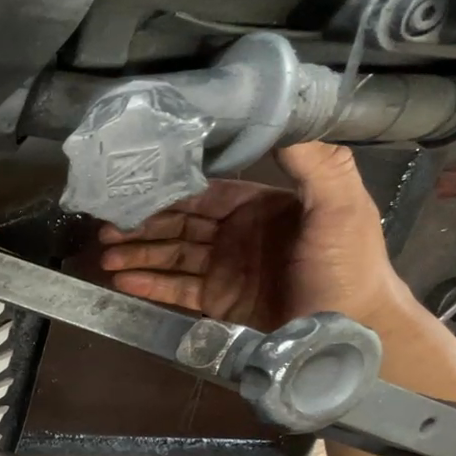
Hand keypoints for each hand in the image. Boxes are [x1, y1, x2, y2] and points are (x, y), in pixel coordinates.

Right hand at [94, 142, 416, 336]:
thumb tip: (286, 126)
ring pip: (171, 257)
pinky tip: (123, 282)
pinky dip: (148, 285)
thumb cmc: (346, 266)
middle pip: (180, 226)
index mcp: (265, 208)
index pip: (208, 195)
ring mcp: (224, 270)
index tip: (138, 194)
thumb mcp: (342, 210)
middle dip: (143, 227)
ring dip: (138, 256)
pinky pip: (174, 289)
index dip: (173, 195)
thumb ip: (318, 167)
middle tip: (108, 231)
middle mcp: (239, 235)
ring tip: (106, 260)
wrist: (348, 329)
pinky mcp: (215, 301)